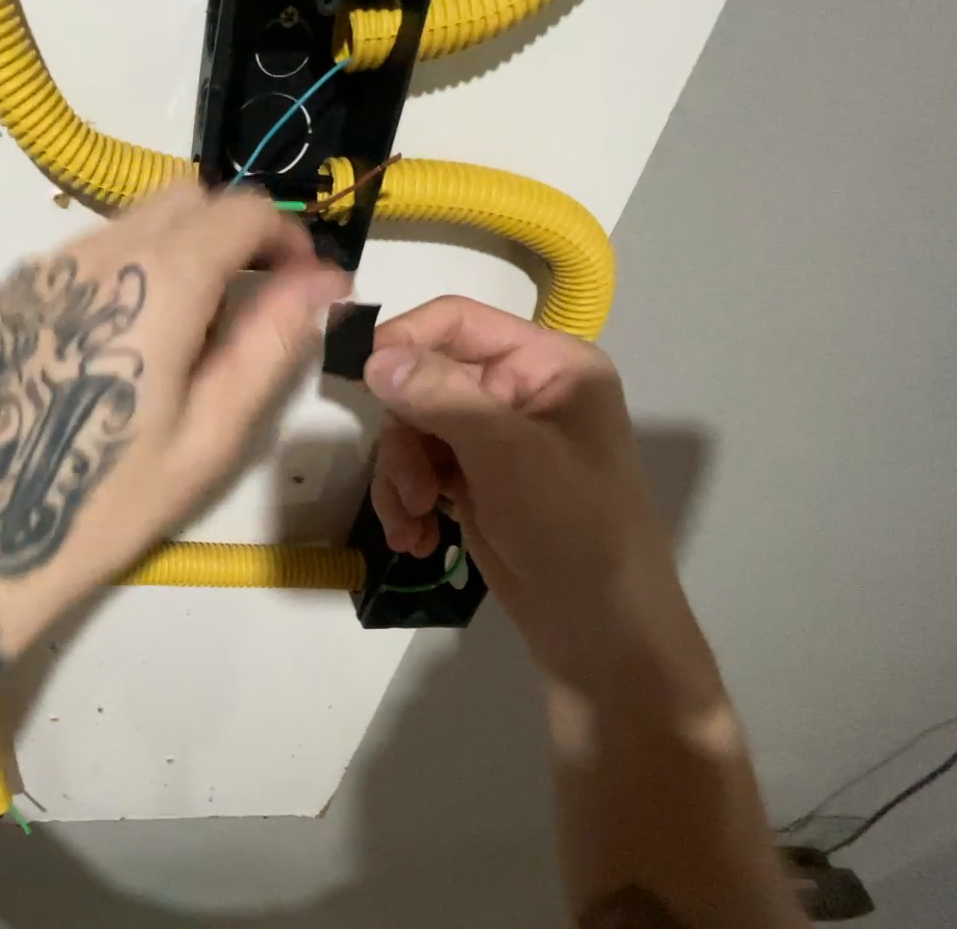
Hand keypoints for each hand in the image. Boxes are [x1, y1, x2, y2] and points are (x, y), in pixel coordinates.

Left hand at [0, 182, 351, 655]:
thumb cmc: (112, 500)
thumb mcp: (211, 434)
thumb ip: (272, 343)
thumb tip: (324, 279)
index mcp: (156, 284)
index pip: (241, 210)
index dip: (286, 236)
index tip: (297, 281)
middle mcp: (92, 254)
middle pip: (182, 199)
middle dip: (229, 234)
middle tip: (240, 307)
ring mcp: (37, 270)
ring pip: (128, 223)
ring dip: (172, 252)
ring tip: (173, 335)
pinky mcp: (2, 293)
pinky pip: (80, 257)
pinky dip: (118, 274)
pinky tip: (111, 346)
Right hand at [362, 297, 709, 702]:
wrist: (599, 633)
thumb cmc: (576, 532)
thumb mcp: (510, 457)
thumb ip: (442, 399)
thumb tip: (375, 358)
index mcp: (546, 365)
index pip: (455, 322)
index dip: (403, 340)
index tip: (357, 377)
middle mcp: (515, 391)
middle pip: (421, 381)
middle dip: (404, 439)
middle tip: (409, 489)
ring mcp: (490, 438)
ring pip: (409, 430)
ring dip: (399, 478)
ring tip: (411, 525)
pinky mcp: (470, 478)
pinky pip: (414, 469)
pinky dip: (404, 502)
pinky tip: (416, 540)